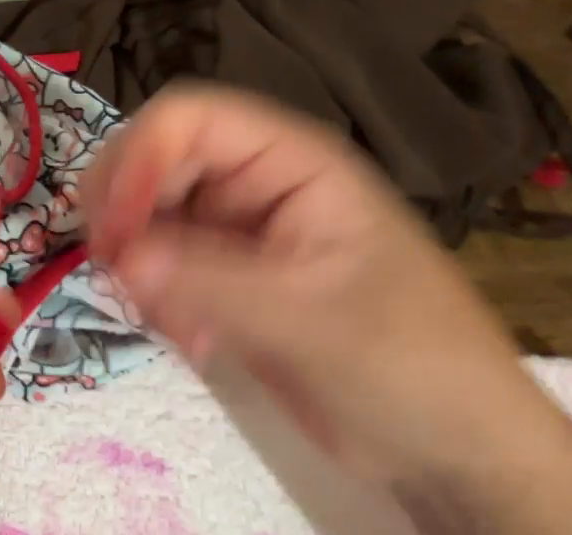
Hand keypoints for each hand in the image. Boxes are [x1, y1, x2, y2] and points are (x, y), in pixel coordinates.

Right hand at [83, 83, 571, 533]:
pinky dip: (153, 294)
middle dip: (125, 209)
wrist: (458, 453)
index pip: (189, 119)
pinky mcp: (221, 273)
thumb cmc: (412, 367)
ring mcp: (234, 227)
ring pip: (145, 211)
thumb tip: (117, 255)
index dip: (141, 156)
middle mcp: (254, 180)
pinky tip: (190, 340)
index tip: (115, 225)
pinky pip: (156, 260)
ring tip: (172, 324)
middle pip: (153, 157)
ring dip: (137, 260)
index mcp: (291, 161)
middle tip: (113, 269)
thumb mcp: (313, 321)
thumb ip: (209, 282)